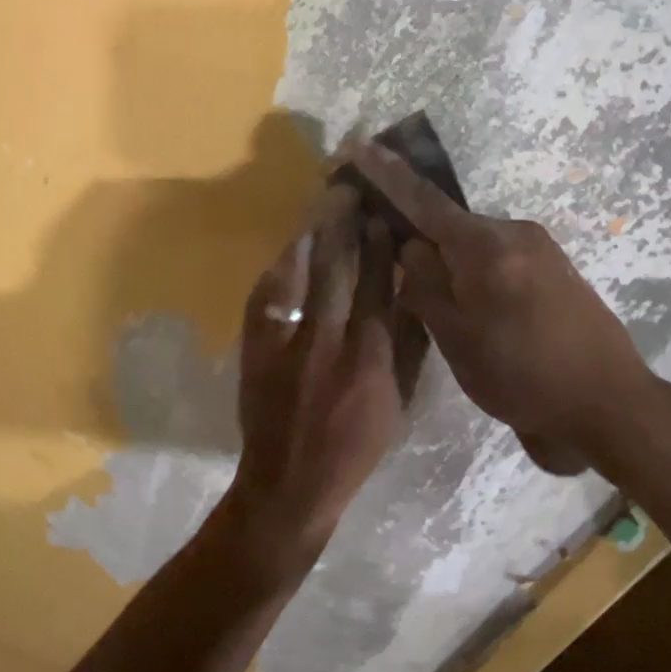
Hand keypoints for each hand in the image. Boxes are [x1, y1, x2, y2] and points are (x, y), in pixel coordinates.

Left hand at [224, 185, 421, 574]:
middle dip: (343, 225)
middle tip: (348, 190)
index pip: (382, 289)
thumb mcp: (397, 404)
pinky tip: (288, 248)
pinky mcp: (256, 349)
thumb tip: (414, 298)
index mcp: (372, 360)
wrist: (290, 481)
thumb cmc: (355, 447)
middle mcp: (329, 344)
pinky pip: (266, 298)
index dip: (383, 248)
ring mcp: (287, 344)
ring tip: (321, 204)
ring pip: (300, 276)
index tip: (384, 215)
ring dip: (311, 236)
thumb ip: (407, 350)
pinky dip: (279, 270)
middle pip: (337, 270)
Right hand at [350, 143, 657, 474]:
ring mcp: (541, 248)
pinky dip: (477, 273)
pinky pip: (499, 257)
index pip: (423, 200)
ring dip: (451, 263)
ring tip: (444, 311)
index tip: (359, 145)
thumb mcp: (456, 337)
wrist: (611, 407)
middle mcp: (515, 232)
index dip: (387, 174)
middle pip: (449, 223)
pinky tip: (478, 312)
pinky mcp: (557, 268)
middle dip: (420, 238)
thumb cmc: (523, 377)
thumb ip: (425, 284)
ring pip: (474, 244)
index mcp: (485, 246)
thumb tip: (411, 246)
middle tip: (397, 273)